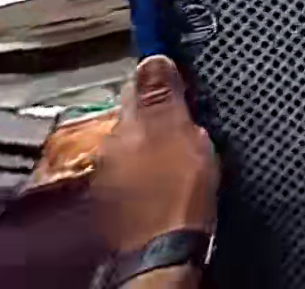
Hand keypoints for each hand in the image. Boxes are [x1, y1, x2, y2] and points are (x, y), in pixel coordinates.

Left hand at [92, 55, 218, 254]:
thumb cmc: (178, 183)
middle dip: (163, 104)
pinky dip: (162, 153)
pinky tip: (182, 156)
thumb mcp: (178, 131)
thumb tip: (151, 57)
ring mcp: (112, 179)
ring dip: (163, 129)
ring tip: (195, 126)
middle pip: (137, 114)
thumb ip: (162, 96)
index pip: (136, 88)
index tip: (187, 71)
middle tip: (198, 99)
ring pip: (141, 138)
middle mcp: (107, 153)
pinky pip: (145, 160)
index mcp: (118, 132)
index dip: (162, 77)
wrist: (168, 248)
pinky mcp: (126, 198)